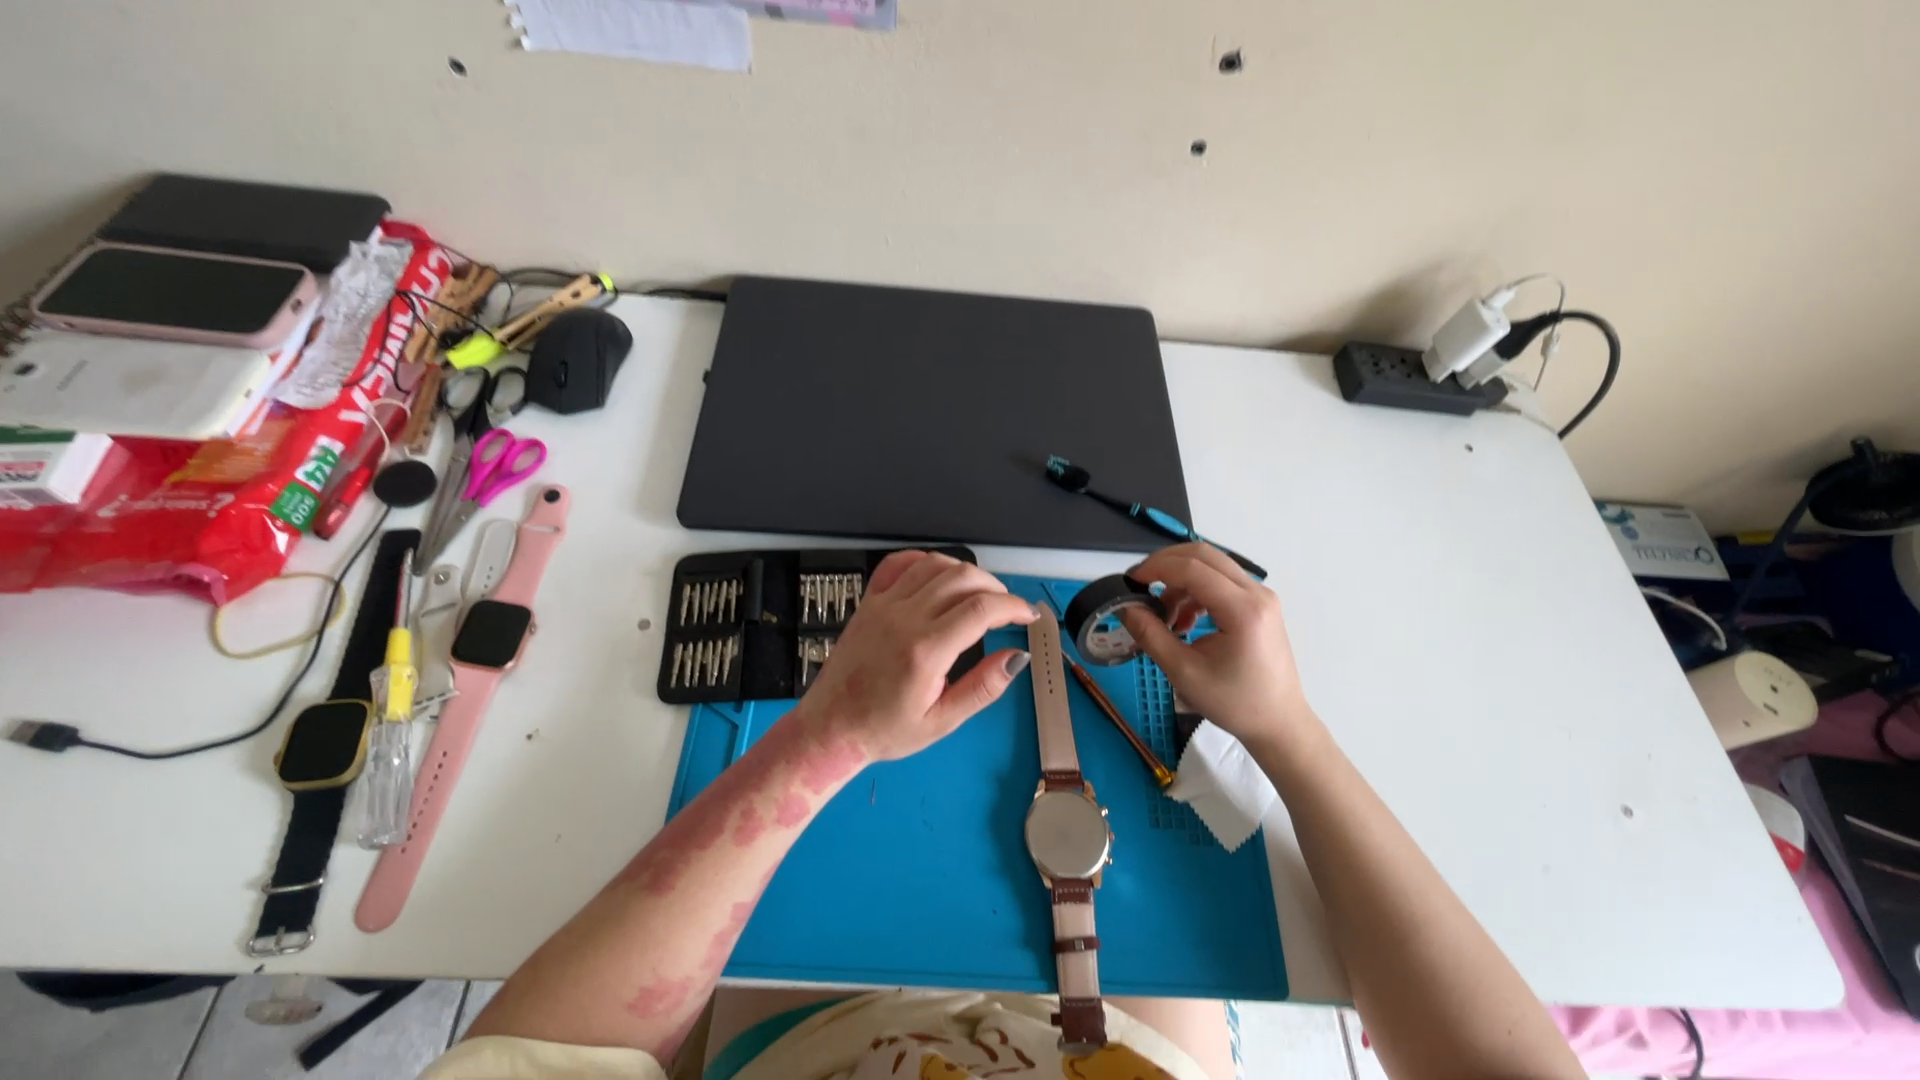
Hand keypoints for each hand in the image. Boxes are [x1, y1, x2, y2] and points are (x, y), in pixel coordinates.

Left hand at [792, 551, 1038, 762]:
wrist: (830, 727)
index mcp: (925, 651)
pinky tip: (938, 578)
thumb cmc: (885, 730)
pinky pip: (897, 564)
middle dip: (996, 587)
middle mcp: (904, 619)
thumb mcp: (941, 722)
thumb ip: (983, 687)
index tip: (1028, 616)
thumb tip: (1018, 657)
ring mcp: (883, 605)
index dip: (1013, 606)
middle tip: (1007, 609)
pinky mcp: (869, 602)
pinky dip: (924, 561)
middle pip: (963, 577)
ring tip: (979, 594)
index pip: (981, 609)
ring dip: (965, 572)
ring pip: (934, 564)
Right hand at [1118, 543, 1316, 750]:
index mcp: (1242, 609)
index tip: (1130, 582)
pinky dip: (1196, 590)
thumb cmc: (1234, 702)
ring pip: (1213, 566)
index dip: (1156, 568)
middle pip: (1204, 555)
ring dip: (1181, 579)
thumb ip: (1151, 635)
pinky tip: (1184, 620)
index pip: (1192, 569)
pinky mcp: (1260, 604)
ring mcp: (1261, 596)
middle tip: (1140, 584)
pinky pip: (1222, 581)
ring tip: (1163, 615)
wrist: (1278, 722)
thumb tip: (1125, 607)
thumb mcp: (1184, 672)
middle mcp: (1257, 593)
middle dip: (1166, 564)